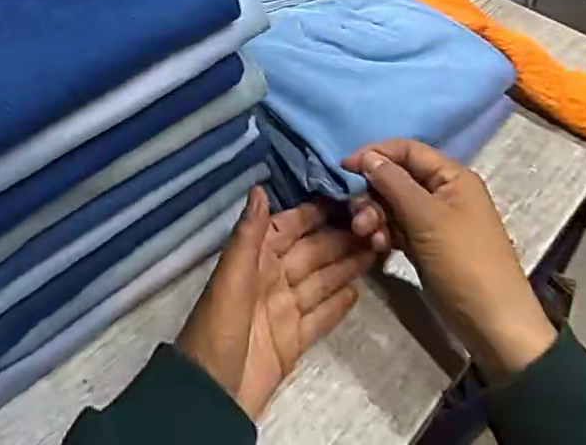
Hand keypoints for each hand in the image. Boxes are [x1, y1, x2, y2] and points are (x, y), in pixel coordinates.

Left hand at [175, 188, 376, 418]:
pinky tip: (358, 290)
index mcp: (256, 261)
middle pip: (312, 252)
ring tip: (376, 249)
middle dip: (340, 237)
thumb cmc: (218, 329)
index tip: (344, 195)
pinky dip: (338, 304)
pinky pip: (320, 317)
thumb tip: (259, 187)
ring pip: (321, 281)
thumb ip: (249, 234)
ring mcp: (284, 311)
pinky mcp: (293, 341)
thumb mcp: (231, 278)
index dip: (314, 213)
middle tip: (374, 223)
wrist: (209, 399)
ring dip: (346, 265)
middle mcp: (272, 280)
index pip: (289, 228)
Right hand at [343, 140, 557, 381]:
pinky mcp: (429, 245)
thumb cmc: (464, 262)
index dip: (376, 153)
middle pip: (399, 178)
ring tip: (365, 236)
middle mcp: (444, 192)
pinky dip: (386, 234)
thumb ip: (395, 183)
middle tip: (356, 218)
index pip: (408, 150)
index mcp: (451, 176)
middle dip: (374, 193)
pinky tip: (376, 248)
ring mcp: (436, 220)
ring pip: (396, 205)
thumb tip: (368, 156)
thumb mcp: (427, 218)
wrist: (494, 324)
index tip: (343, 167)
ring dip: (376, 216)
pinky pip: (400, 229)